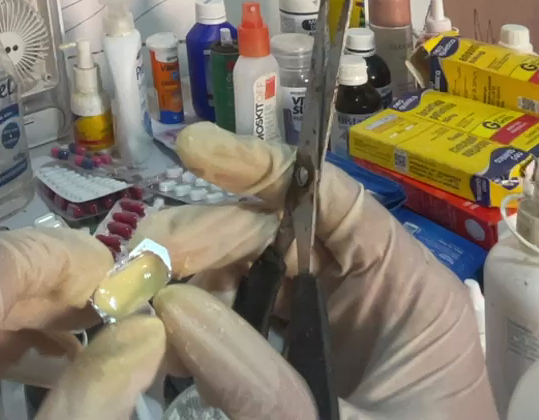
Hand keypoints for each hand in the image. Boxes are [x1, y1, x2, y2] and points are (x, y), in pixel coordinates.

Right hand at [135, 124, 494, 419]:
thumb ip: (264, 387)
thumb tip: (171, 306)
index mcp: (405, 290)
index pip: (330, 198)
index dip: (259, 164)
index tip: (191, 151)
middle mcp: (361, 288)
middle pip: (272, 228)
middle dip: (204, 235)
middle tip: (141, 261)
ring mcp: (322, 321)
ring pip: (243, 267)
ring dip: (186, 276)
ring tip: (134, 295)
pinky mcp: (290, 356)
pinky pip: (234, 316)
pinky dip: (192, 321)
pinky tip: (156, 330)